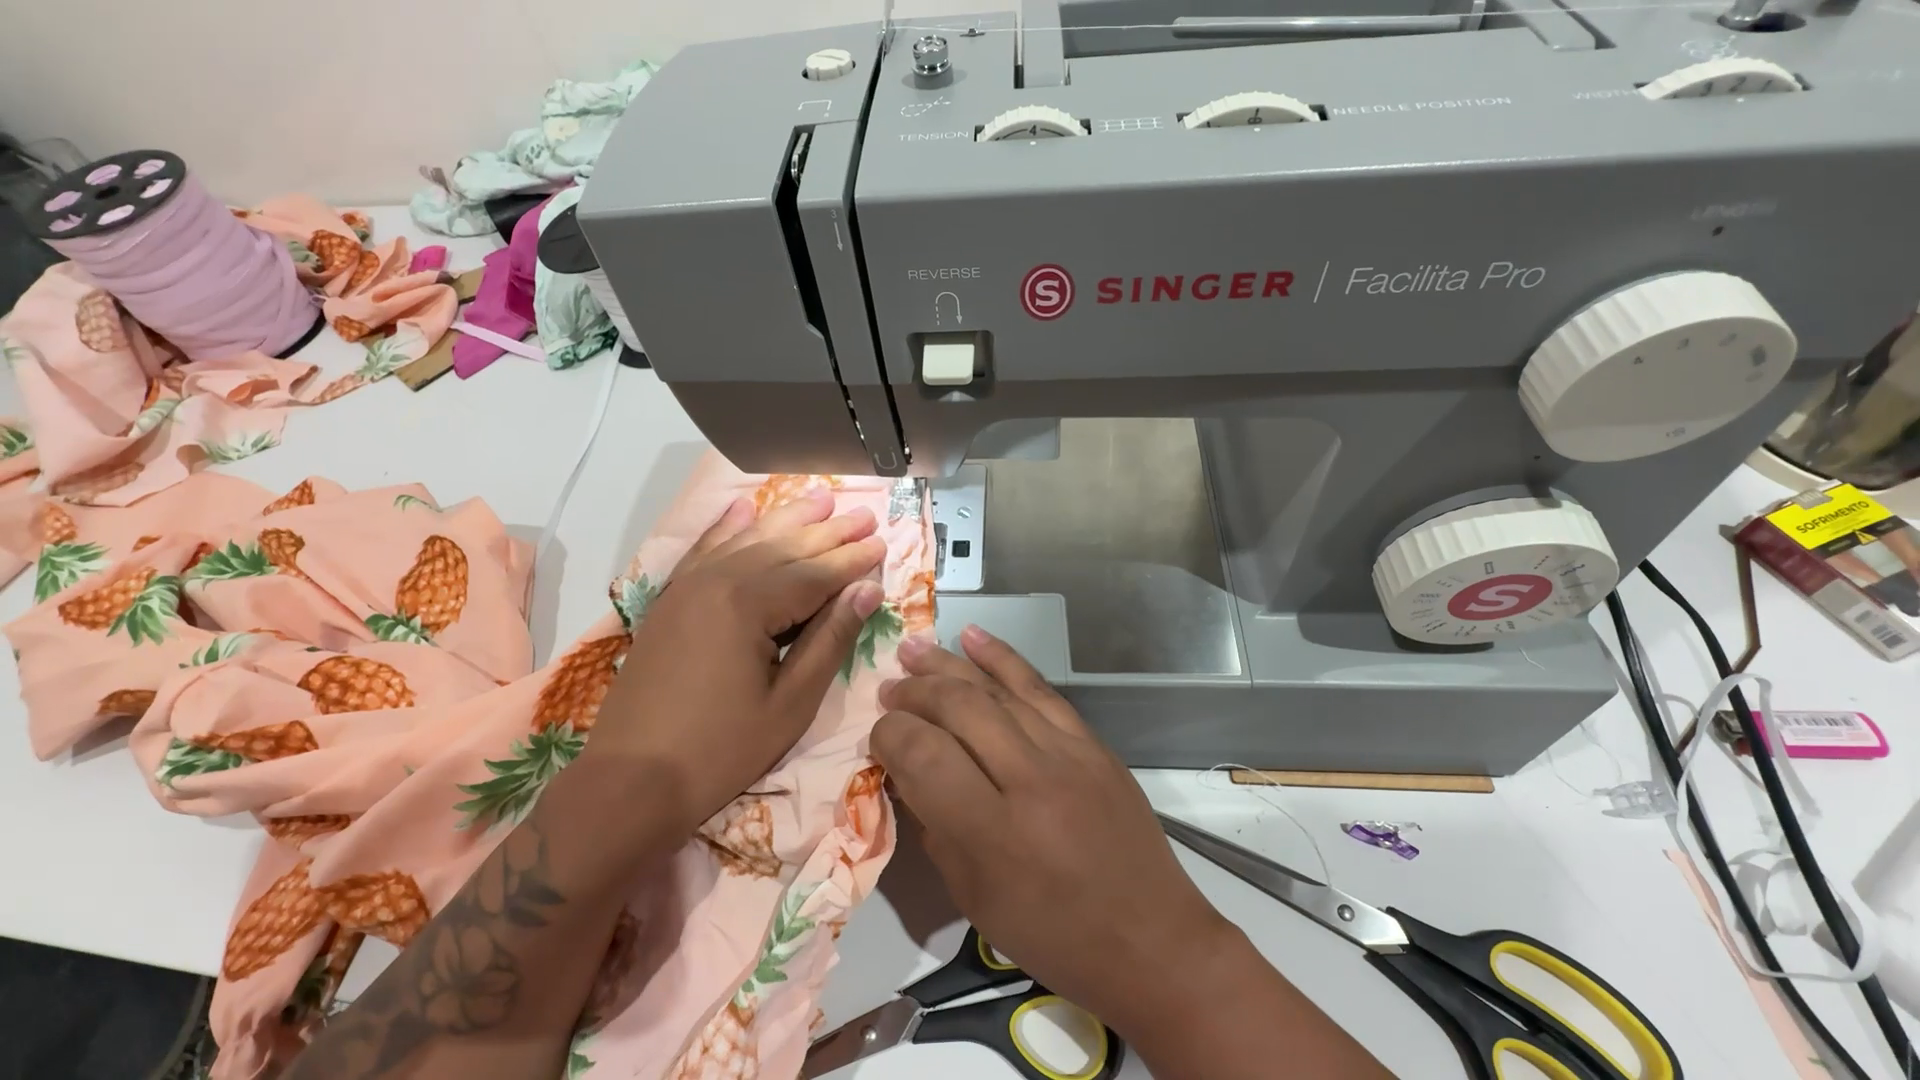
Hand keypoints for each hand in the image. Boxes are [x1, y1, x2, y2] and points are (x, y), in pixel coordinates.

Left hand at [590, 488, 886, 832]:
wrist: (631, 780)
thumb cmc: (721, 750)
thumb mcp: (791, 702)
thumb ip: (830, 639)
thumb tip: (868, 590)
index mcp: (748, 604)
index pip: (814, 573)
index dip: (852, 559)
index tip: (884, 541)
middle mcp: (715, 581)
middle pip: (783, 548)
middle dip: (827, 532)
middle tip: (865, 513)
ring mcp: (685, 587)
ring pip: (746, 542)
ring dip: (786, 521)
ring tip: (820, 498)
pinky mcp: (668, 602)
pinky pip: (703, 552)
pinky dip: (727, 530)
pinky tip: (744, 510)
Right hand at [871, 626, 1237, 1037]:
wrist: (1150, 938)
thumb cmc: (1052, 934)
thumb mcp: (974, 896)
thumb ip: (935, 826)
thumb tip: (906, 769)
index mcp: (993, 833)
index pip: (924, 755)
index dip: (890, 735)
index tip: (878, 735)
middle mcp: (1031, 780)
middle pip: (959, 709)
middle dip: (914, 694)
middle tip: (889, 690)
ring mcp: (1069, 755)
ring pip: (997, 691)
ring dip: (949, 666)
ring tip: (913, 650)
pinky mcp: (1093, 744)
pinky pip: (1041, 689)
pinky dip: (1004, 659)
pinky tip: (973, 638)